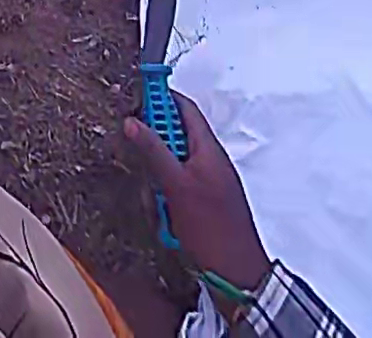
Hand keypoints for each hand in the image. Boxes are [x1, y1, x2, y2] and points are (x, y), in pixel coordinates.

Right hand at [124, 91, 271, 291]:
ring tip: (147, 178)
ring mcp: (209, 180)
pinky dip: (165, 183)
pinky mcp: (205, 199)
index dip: (162, 96)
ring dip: (158, 163)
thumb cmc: (211, 228)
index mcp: (208, 148)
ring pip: (176, 157)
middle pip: (178, 131)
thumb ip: (154, 150)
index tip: (136, 93)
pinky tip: (157, 199)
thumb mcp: (176, 185)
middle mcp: (210, 159)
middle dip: (155, 133)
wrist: (239, 278)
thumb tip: (132, 120)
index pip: (185, 108)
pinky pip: (180, 179)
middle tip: (131, 135)